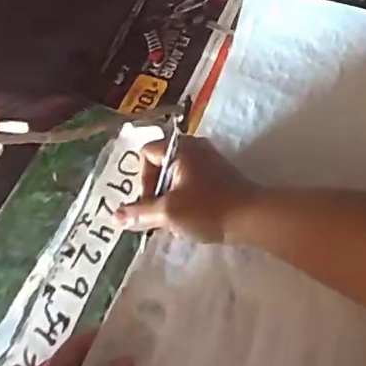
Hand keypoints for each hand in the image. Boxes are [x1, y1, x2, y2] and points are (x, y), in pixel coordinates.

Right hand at [114, 136, 260, 243]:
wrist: (250, 215)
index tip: (149, 202)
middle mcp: (195, 146)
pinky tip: (187, 217)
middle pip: (160, 162)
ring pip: (174, 173)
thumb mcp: (168, 213)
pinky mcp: (217, 172)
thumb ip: (140, 213)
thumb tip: (115, 216)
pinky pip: (189, 178)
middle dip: (153, 190)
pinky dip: (182, 195)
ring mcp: (208, 158)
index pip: (147, 152)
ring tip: (171, 219)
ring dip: (167, 195)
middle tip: (156, 214)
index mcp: (182, 148)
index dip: (142, 178)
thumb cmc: (207, 208)